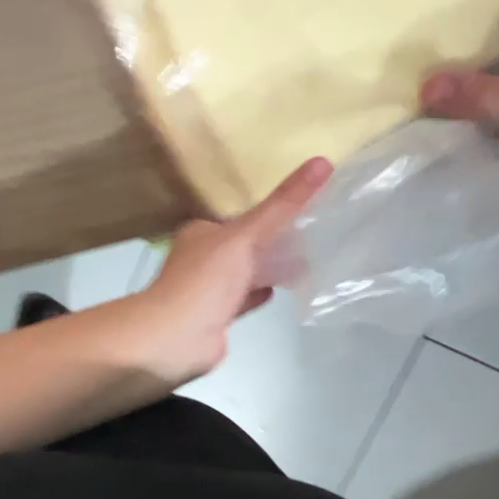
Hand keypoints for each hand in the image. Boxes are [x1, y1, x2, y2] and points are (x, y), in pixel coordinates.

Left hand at [128, 157, 331, 381]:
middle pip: (243, 245)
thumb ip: (282, 204)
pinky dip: (261, 293)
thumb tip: (323, 160)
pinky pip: (244, 299)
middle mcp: (201, 259)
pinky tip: (283, 288)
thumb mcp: (246, 235)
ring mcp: (207, 290)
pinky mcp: (216, 317)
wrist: (176, 338)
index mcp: (201, 233)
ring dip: (270, 267)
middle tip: (313, 230)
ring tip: (308, 257)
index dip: (268, 210)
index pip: (239, 216)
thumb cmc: (205, 280)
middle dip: (272, 240)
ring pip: (244, 273)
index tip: (302, 202)